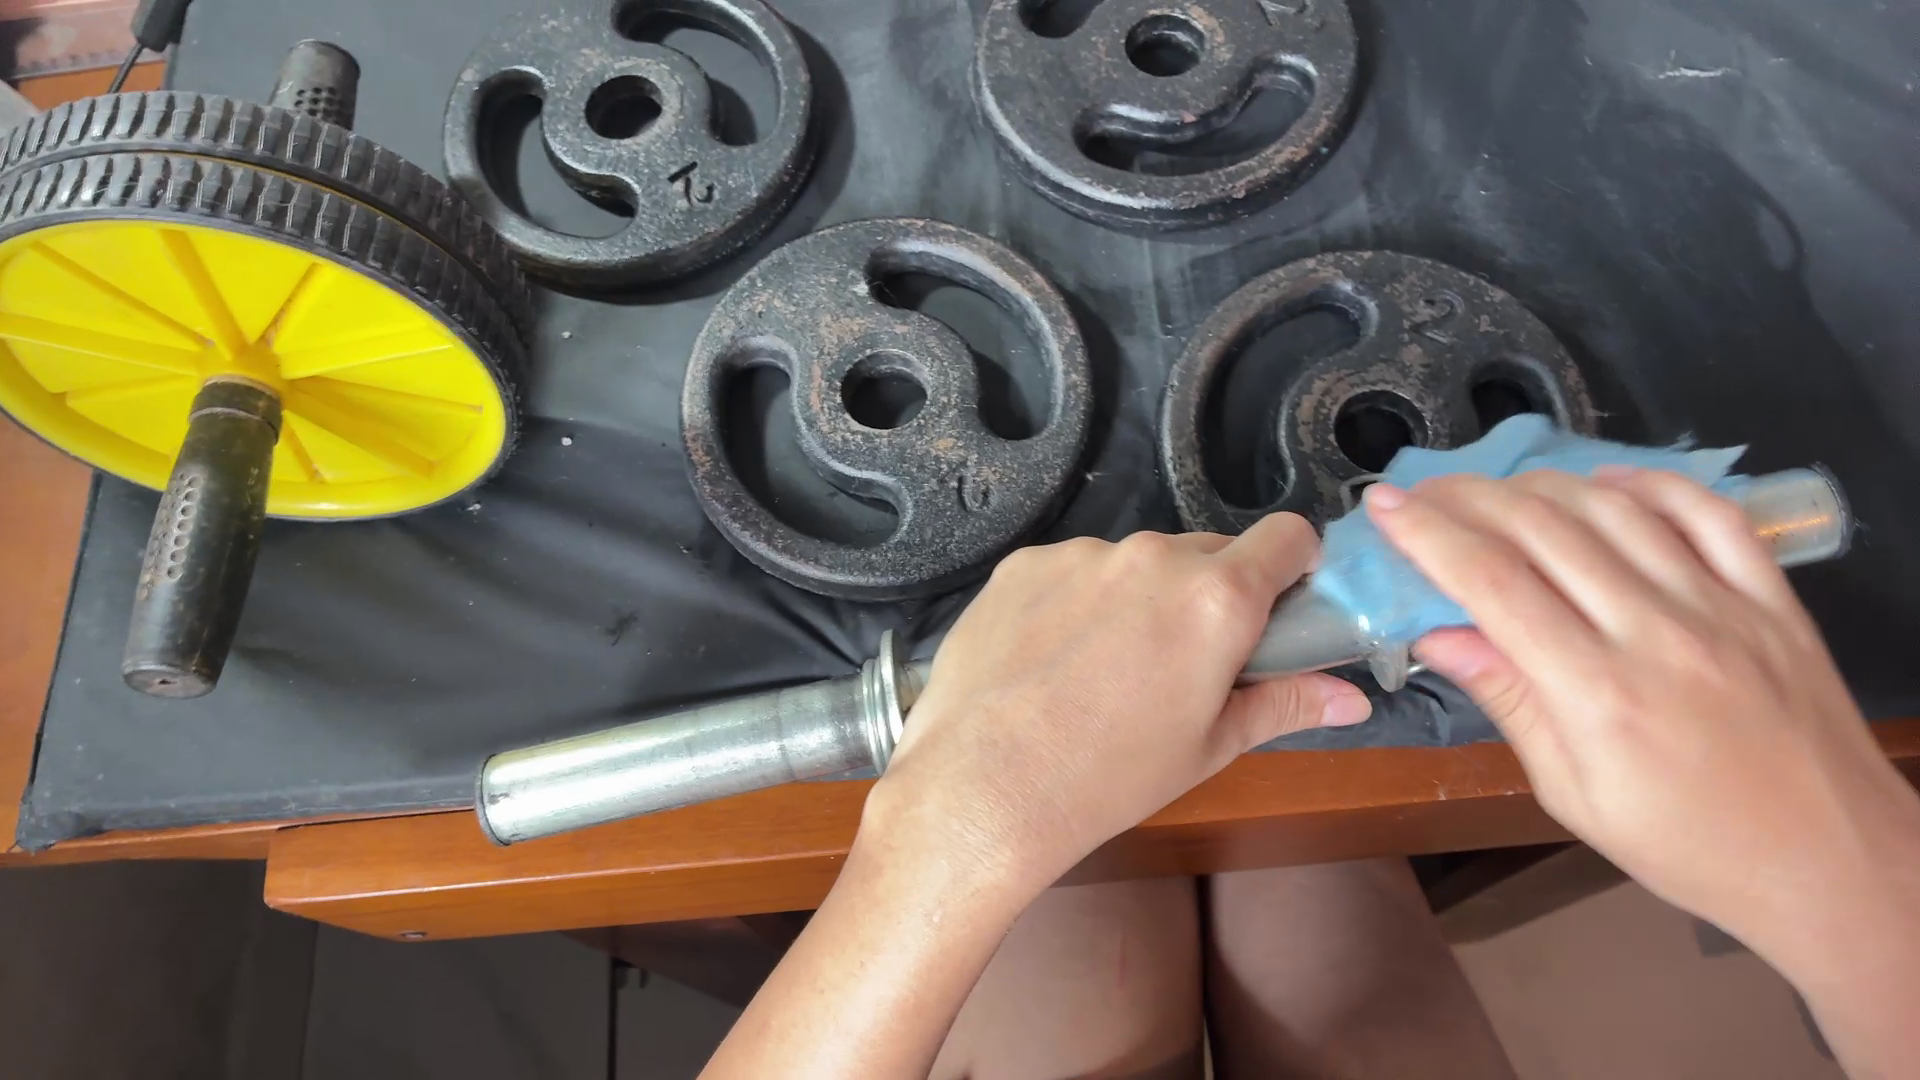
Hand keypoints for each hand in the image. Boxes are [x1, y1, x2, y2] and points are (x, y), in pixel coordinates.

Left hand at [868, 515, 1373, 895]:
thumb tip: (1353, 699)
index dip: (1291, 566)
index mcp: (1214, 597)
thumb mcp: (1209, 747)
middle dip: (1208, 592)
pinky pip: (1071, 568)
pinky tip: (1047, 653)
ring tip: (1098, 663)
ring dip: (1136, 595)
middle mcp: (1149, 555)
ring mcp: (1077, 554)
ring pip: (1133, 562)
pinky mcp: (1022, 563)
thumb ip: (1285, 705)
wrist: (983, 786)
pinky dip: (1074, 597)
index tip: (1274, 605)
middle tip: (1179, 656)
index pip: (1286, 536)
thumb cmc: (1110, 778)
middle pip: (1205, 551)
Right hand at [1366, 469, 1919, 955]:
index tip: (1383, 505)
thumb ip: (1506, 699)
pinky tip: (1600, 483)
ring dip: (1536, 485)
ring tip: (1489, 490)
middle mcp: (1658, 633)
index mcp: (1597, 691)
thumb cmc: (1682, 843)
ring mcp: (1724, 609)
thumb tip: (1431, 635)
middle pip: (1541, 529)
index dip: (1426, 533)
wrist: (1844, 871)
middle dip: (1464, 498)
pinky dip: (1646, 485)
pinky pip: (1708, 515)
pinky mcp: (1774, 601)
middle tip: (1420, 491)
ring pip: (1613, 509)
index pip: (1490, 582)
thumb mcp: (1567, 790)